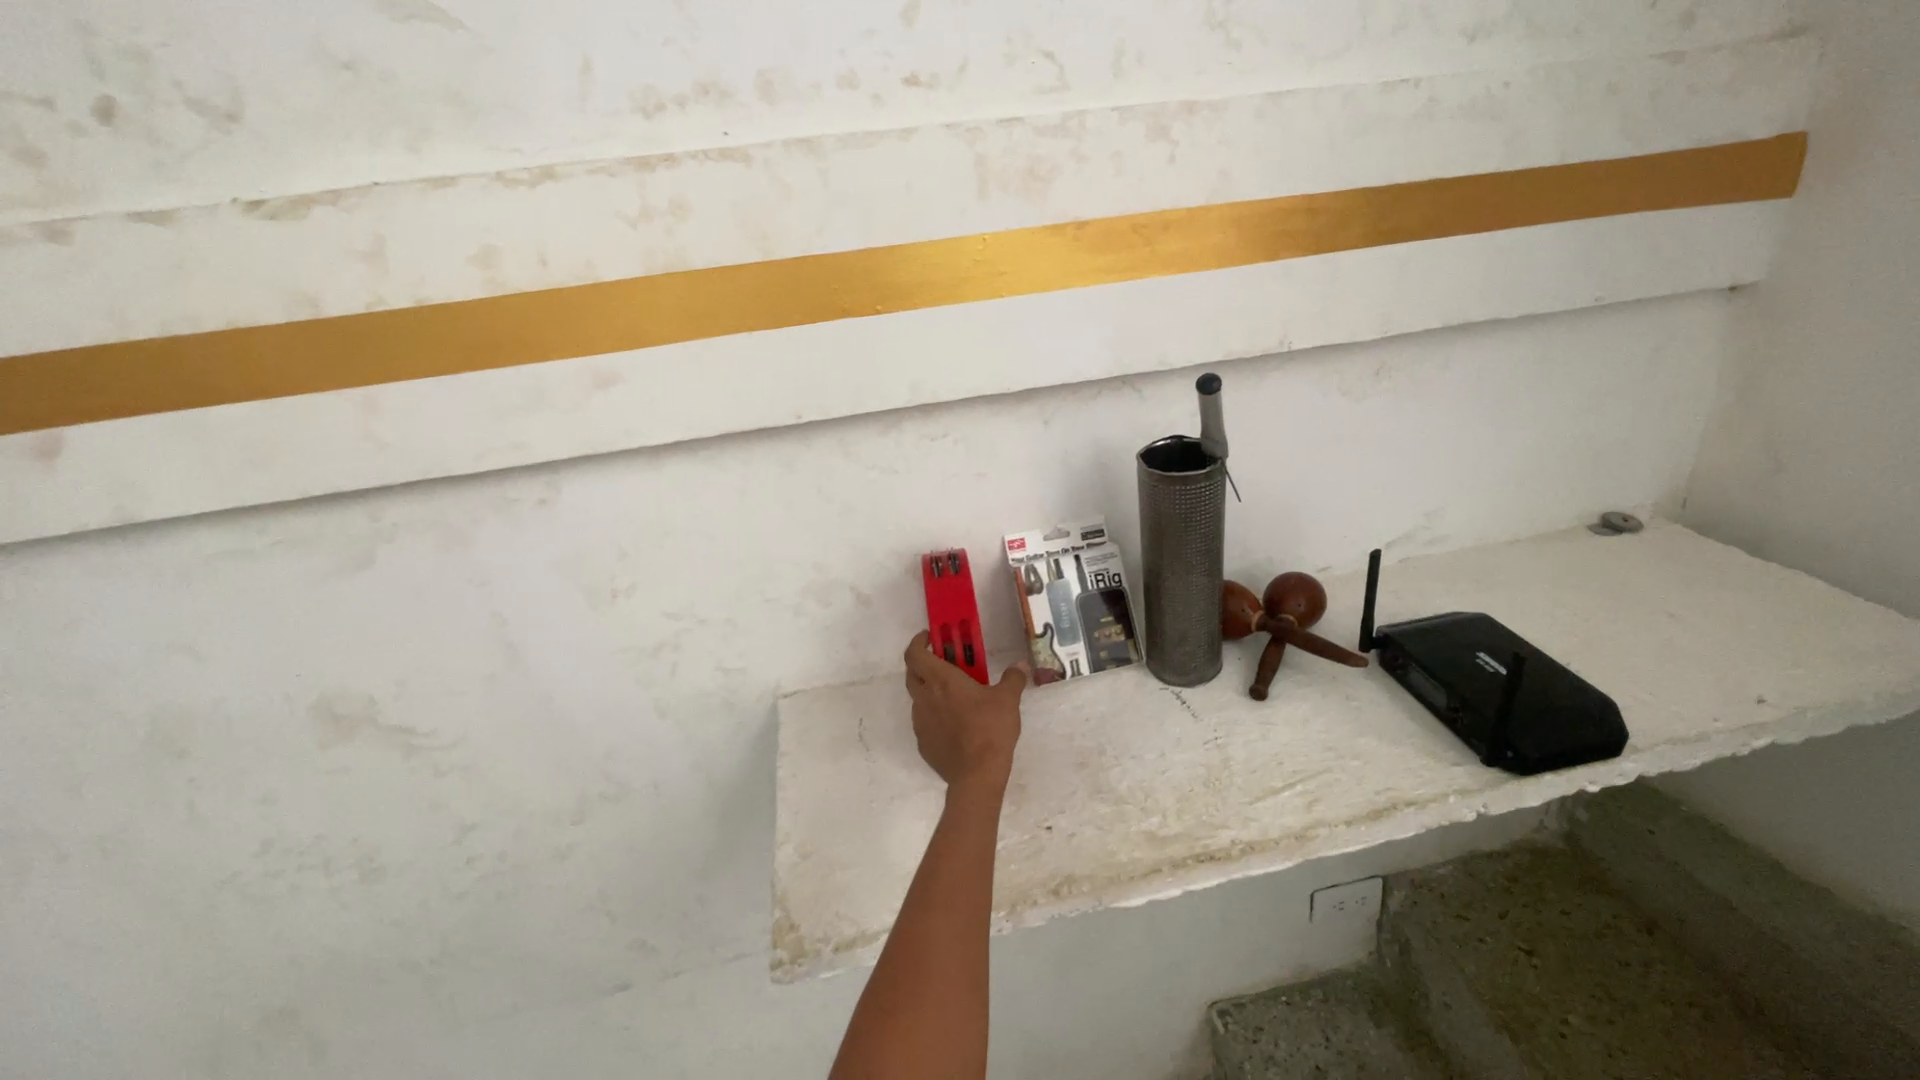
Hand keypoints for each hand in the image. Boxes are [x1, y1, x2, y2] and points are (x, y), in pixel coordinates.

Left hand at [903, 632, 1027, 796]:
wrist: (977, 774)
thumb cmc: (990, 729)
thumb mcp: (1007, 699)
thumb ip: (1013, 678)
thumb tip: (1020, 666)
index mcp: (940, 681)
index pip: (914, 654)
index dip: (918, 642)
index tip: (929, 638)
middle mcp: (924, 698)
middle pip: (912, 674)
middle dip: (923, 664)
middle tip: (943, 663)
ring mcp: (920, 722)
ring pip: (918, 699)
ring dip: (930, 692)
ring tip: (954, 697)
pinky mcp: (923, 743)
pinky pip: (925, 722)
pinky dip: (934, 716)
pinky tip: (954, 725)